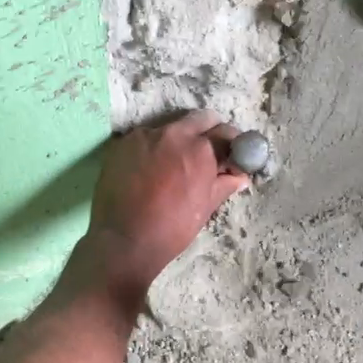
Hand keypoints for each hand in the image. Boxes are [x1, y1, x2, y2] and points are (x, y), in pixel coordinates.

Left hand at [76, 111, 248, 304]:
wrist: (124, 242)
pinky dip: (153, 150)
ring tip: (174, 166)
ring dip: (178, 141)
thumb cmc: (171, 230)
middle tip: (207, 155)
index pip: (225, 133)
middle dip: (208, 133)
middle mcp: (174, 133)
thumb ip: (223, 185)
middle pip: (199, 120)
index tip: (232, 157)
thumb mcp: (204, 209)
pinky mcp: (122, 144)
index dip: (232, 146)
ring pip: (170, 128)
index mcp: (200, 149)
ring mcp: (145, 136)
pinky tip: (149, 171)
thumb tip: (240, 176)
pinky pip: (145, 140)